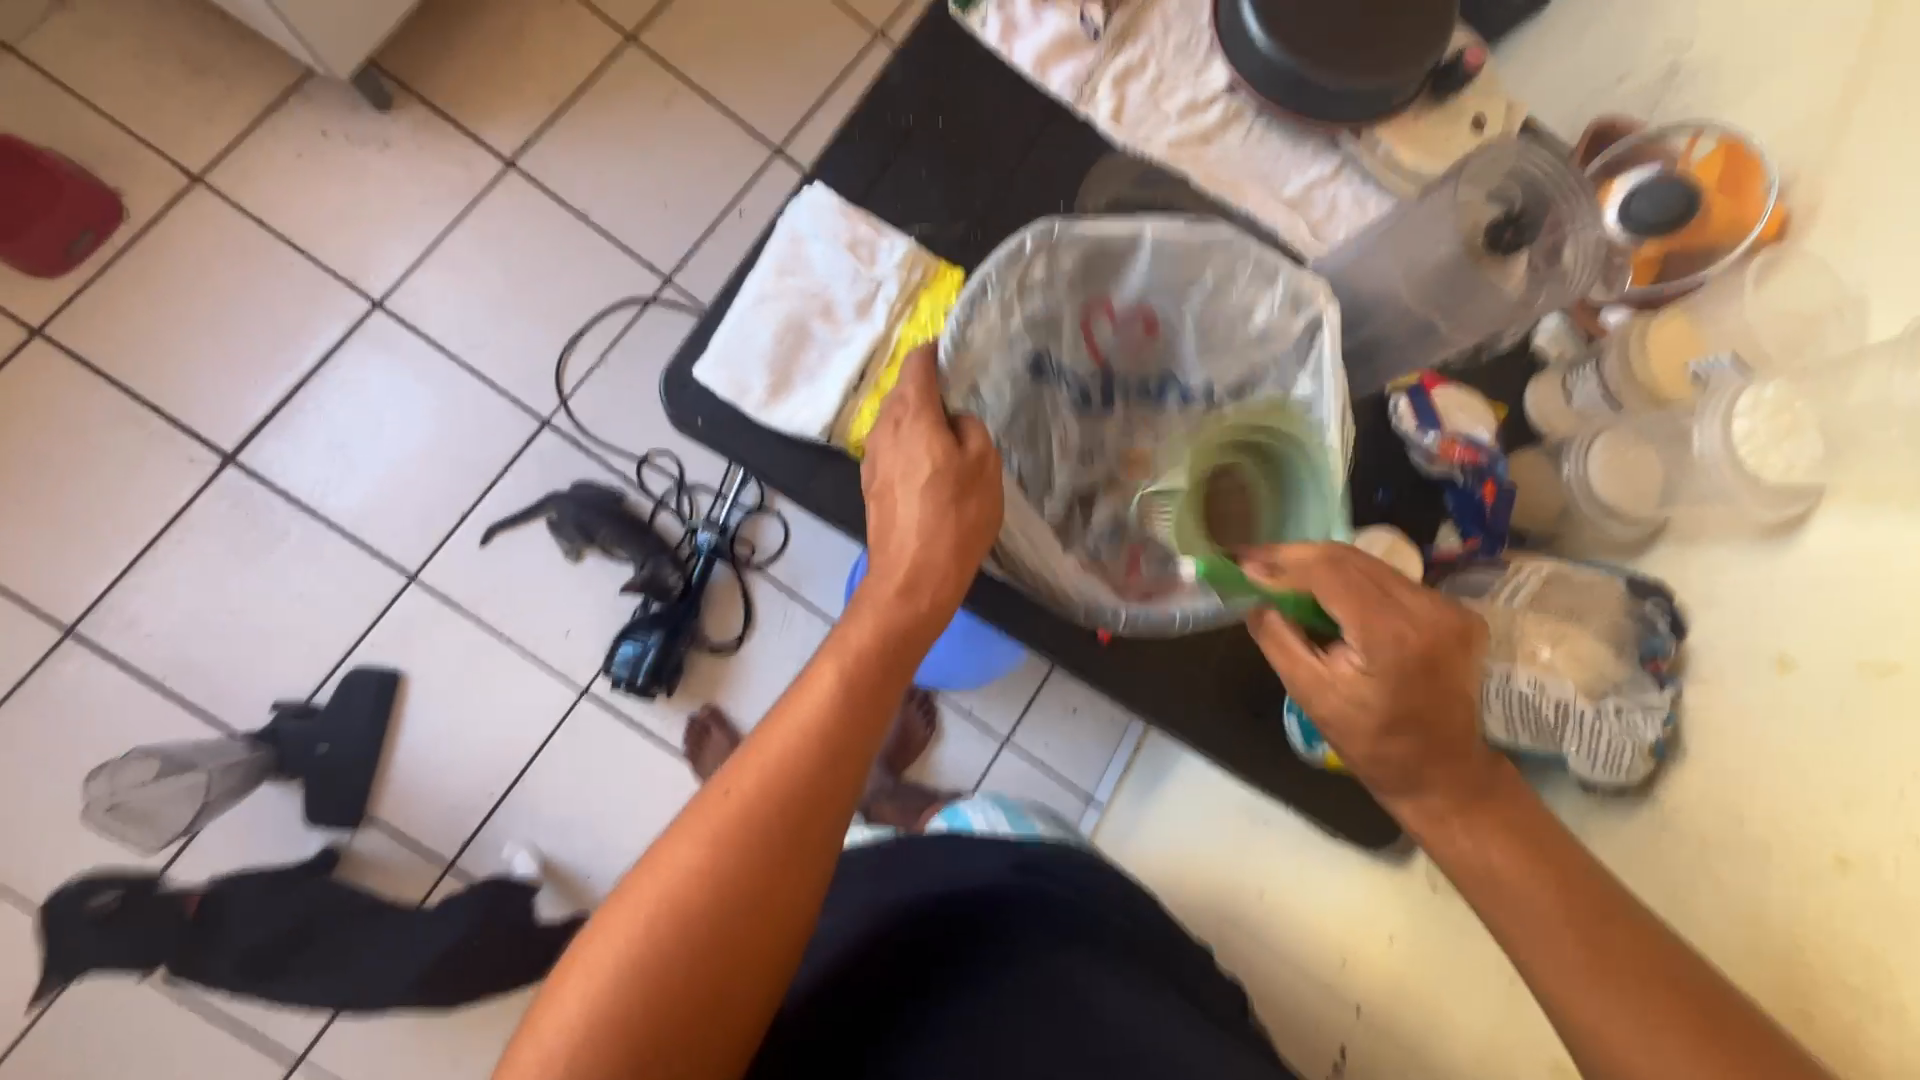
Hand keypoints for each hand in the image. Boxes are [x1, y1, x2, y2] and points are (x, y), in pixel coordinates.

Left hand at [859, 346, 1003, 631]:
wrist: (913, 577)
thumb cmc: (955, 517)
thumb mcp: (984, 465)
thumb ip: (969, 428)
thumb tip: (954, 421)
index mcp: (911, 414)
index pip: (918, 362)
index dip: (938, 352)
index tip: (958, 355)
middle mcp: (883, 427)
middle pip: (903, 390)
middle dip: (929, 387)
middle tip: (962, 399)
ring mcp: (871, 457)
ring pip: (895, 420)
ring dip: (918, 419)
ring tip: (949, 434)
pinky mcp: (870, 483)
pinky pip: (892, 447)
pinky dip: (910, 444)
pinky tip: (930, 465)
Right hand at [1241, 543, 1501, 818]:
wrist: (1441, 771)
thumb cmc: (1370, 741)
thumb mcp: (1309, 693)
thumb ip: (1278, 637)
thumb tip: (1254, 594)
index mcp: (1392, 634)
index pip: (1329, 571)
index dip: (1282, 561)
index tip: (1242, 561)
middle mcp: (1428, 610)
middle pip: (1350, 560)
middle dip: (1297, 557)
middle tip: (1254, 561)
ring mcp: (1449, 608)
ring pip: (1370, 565)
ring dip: (1322, 567)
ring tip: (1282, 576)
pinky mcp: (1456, 611)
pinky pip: (1390, 581)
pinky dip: (1352, 582)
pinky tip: (1326, 595)